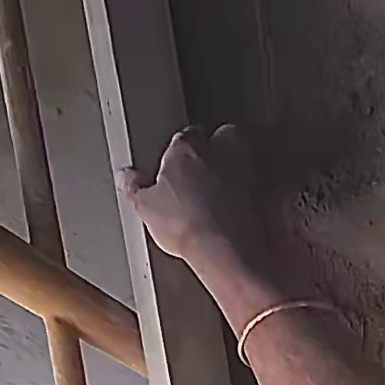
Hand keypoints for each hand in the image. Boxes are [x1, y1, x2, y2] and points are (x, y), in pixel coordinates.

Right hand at [119, 125, 259, 267]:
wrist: (219, 249)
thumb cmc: (184, 224)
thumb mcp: (145, 208)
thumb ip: (135, 188)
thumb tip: (126, 177)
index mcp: (185, 149)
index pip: (184, 136)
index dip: (180, 151)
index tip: (176, 165)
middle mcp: (217, 152)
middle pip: (221, 135)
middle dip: (215, 146)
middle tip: (204, 166)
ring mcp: (241, 172)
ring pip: (241, 155)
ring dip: (234, 166)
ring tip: (222, 186)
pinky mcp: (258, 194)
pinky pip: (254, 184)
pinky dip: (247, 192)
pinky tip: (237, 206)